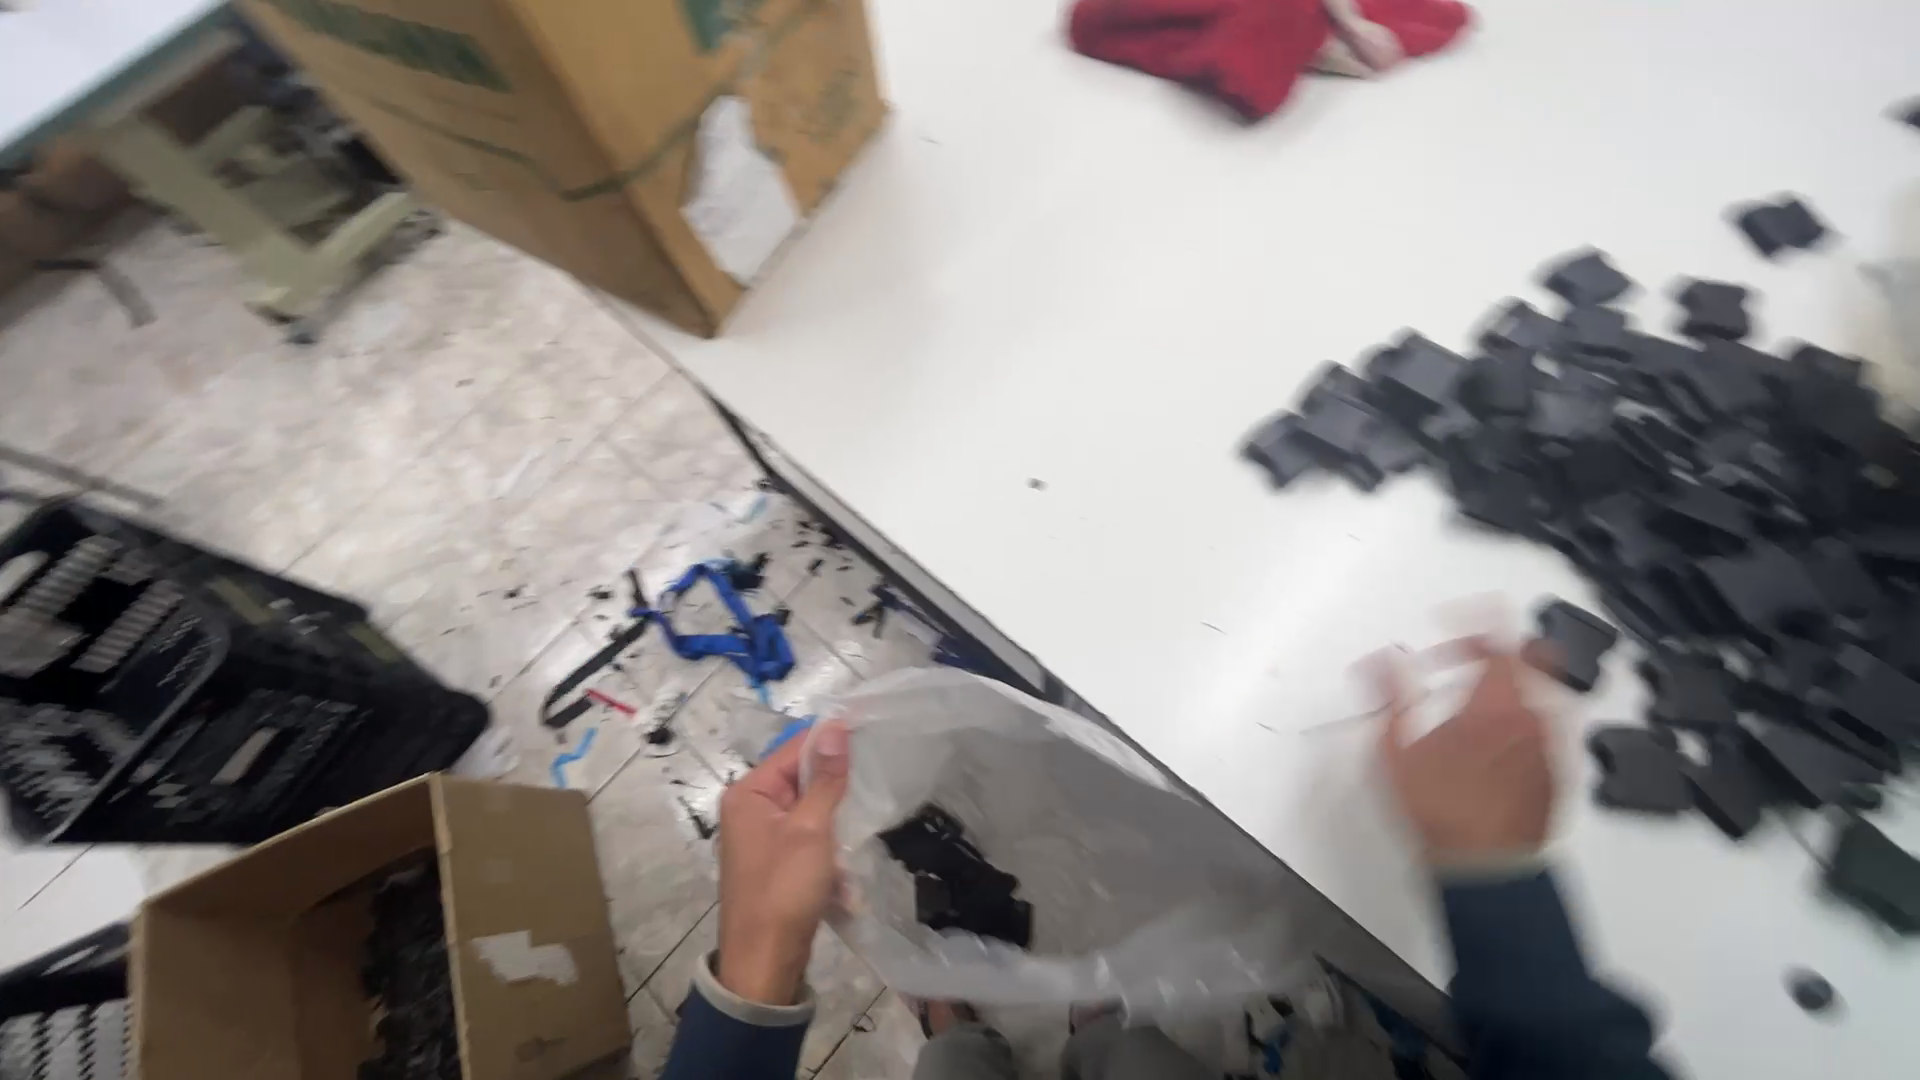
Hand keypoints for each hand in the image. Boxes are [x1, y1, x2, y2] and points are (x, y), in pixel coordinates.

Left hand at [716, 721, 850, 1004]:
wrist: (765, 964)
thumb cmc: (784, 889)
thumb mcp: (811, 828)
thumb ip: (826, 777)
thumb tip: (836, 726)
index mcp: (749, 793)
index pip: (795, 748)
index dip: (831, 738)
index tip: (869, 726)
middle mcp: (750, 808)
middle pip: (802, 776)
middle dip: (836, 783)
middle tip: (874, 777)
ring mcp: (762, 836)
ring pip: (810, 807)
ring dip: (836, 818)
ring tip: (862, 821)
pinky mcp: (777, 860)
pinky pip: (809, 835)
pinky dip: (829, 845)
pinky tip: (845, 868)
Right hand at [1371, 638, 1557, 864]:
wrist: (1486, 869)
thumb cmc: (1439, 808)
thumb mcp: (1396, 748)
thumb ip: (1390, 694)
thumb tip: (1381, 658)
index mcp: (1493, 706)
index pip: (1498, 640)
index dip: (1474, 620)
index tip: (1448, 620)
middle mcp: (1533, 720)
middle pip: (1533, 659)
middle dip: (1497, 645)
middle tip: (1462, 653)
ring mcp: (1552, 747)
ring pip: (1541, 692)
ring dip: (1505, 681)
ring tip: (1468, 696)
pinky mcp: (1557, 772)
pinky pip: (1545, 725)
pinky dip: (1517, 714)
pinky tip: (1486, 737)